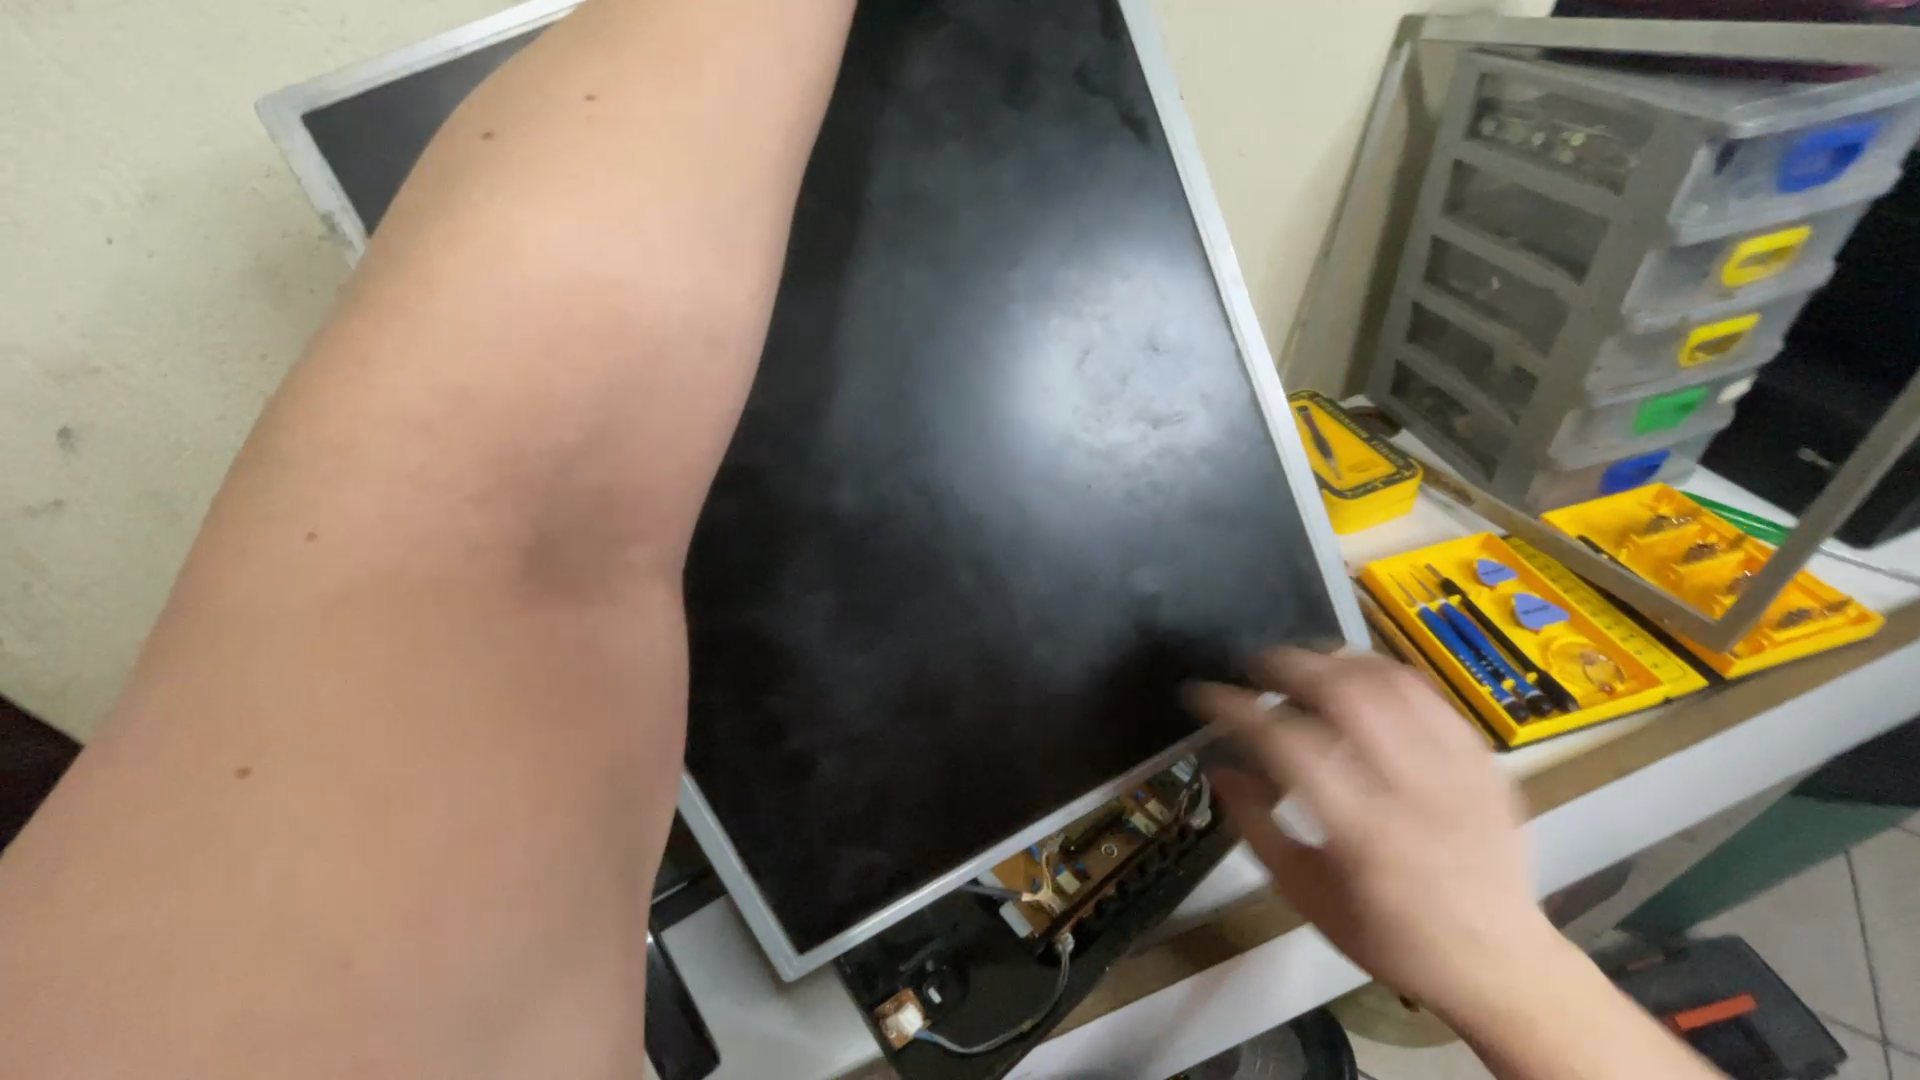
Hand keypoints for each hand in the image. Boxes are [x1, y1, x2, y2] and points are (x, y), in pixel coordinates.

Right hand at [1187, 649, 1563, 1020]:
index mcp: (1363, 834)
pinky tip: (1355, 677)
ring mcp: (1456, 771)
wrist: (1498, 964)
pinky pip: (1430, 695)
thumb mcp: (1305, 894)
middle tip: (1252, 667)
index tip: (1207, 696)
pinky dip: (1383, 673)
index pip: (1287, 745)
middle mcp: (1413, 792)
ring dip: (1334, 661)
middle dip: (1287, 667)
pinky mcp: (1483, 762)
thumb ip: (1256, 825)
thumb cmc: (1388, 938)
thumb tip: (1218, 767)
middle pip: (1344, 696)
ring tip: (1300, 664)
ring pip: (1390, 682)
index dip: (1238, 709)